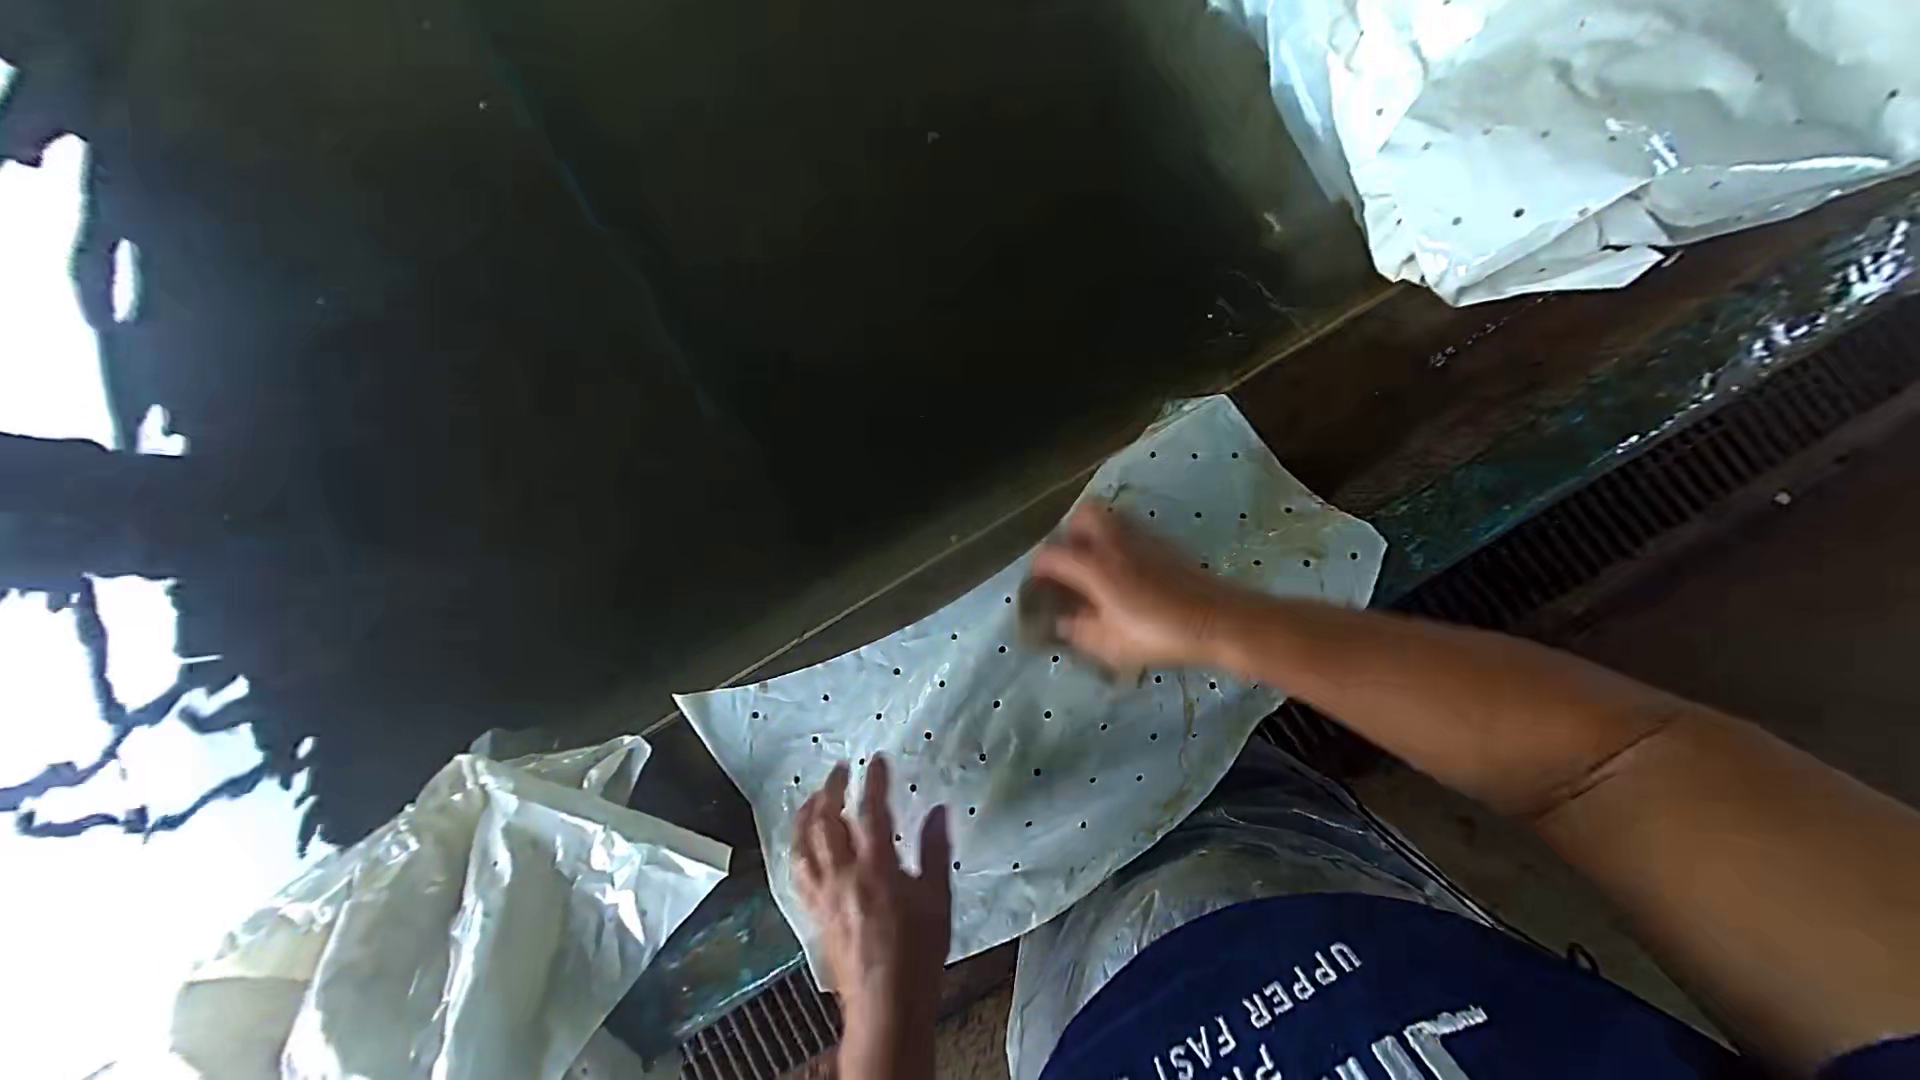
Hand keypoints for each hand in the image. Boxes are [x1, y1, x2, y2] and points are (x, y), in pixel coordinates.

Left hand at [792, 756, 951, 1013]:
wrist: (886, 1005)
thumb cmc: (917, 953)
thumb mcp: (938, 899)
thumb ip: (935, 849)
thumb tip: (938, 811)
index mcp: (876, 868)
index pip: (870, 812)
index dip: (873, 781)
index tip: (876, 760)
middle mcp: (843, 876)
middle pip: (826, 820)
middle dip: (831, 788)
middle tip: (840, 769)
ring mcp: (825, 895)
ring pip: (804, 844)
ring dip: (807, 813)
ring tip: (814, 796)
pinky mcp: (815, 913)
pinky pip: (799, 872)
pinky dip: (799, 847)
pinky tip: (803, 842)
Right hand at [1029, 500, 1243, 670]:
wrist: (1218, 620)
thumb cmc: (1159, 634)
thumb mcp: (1109, 643)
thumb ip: (1079, 630)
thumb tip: (1062, 622)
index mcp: (1095, 566)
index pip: (1053, 554)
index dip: (1039, 568)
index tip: (1038, 583)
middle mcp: (1115, 543)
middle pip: (1083, 514)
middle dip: (1069, 533)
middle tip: (1070, 560)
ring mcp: (1143, 538)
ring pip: (1110, 517)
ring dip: (1095, 533)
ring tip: (1096, 563)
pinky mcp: (1165, 544)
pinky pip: (1132, 530)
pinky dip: (1120, 541)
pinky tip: (1126, 570)